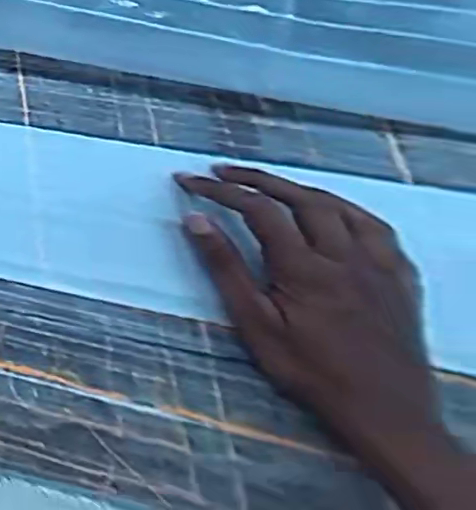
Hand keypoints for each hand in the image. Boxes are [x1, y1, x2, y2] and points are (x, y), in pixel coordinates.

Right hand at [176, 165, 467, 508]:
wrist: (387, 417)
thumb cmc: (307, 368)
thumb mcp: (253, 320)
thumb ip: (225, 265)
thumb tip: (196, 219)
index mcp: (308, 270)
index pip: (260, 210)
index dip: (219, 189)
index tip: (186, 180)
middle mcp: (349, 263)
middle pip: (306, 202)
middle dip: (260, 180)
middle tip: (222, 172)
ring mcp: (383, 274)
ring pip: (348, 212)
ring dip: (304, 191)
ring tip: (273, 186)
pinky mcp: (402, 287)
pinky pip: (383, 236)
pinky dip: (350, 213)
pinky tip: (334, 216)